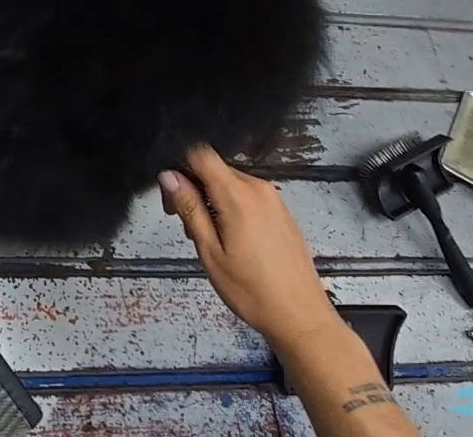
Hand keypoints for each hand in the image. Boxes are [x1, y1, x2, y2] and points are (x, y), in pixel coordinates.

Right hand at [159, 145, 339, 348]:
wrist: (303, 320)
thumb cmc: (252, 291)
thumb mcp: (210, 252)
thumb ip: (189, 208)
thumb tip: (168, 175)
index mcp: (238, 195)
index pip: (200, 153)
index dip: (180, 163)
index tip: (171, 191)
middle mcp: (258, 188)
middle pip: (213, 168)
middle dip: (192, 186)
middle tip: (183, 222)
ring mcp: (274, 199)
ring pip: (229, 182)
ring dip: (210, 198)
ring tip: (206, 235)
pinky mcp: (281, 212)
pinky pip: (247, 195)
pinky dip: (230, 205)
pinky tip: (229, 237)